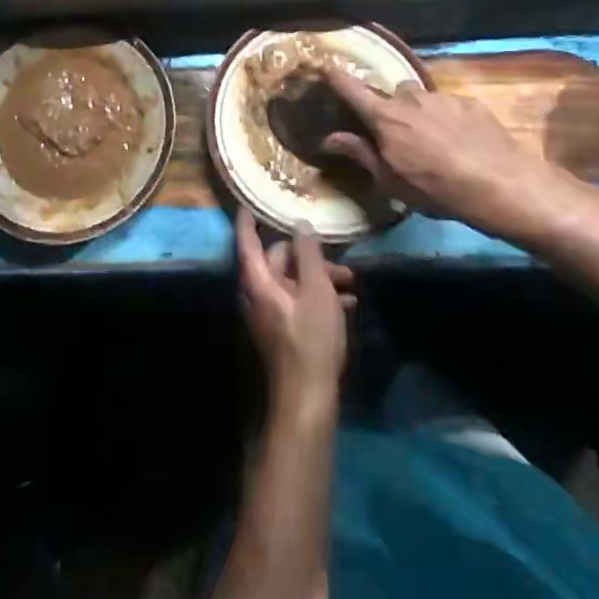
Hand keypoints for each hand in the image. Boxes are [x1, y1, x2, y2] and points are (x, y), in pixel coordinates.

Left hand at [236, 207, 354, 413]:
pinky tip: (345, 305)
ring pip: (290, 282)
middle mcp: (255, 294)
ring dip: (318, 279)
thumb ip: (308, 256)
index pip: (247, 242)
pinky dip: (315, 297)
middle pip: (276, 262)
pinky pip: (294, 301)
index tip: (248, 203)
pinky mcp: (279, 329)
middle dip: (308, 258)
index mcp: (257, 282)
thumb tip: (299, 226)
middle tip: (343, 267)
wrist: (306, 395)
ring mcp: (266, 313)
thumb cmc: (311, 339)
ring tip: (351, 287)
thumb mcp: (317, 291)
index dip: (247, 221)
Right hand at [321, 67, 555, 229]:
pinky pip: (449, 104)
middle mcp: (411, 100)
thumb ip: (361, 153)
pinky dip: (447, 117)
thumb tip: (330, 138)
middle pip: (393, 93)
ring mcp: (442, 98)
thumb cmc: (435, 188)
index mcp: (385, 119)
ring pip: (422, 98)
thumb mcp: (391, 180)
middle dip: (391, 107)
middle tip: (399, 133)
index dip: (337, 78)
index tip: (327, 67)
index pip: (353, 90)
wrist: (499, 184)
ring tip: (434, 139)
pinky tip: (459, 140)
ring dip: (420, 112)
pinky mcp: (470, 103)